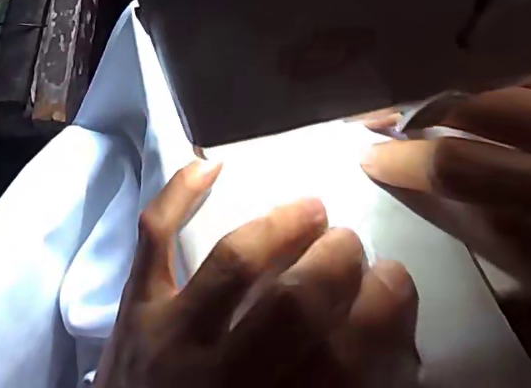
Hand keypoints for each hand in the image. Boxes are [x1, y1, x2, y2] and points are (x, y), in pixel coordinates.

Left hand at [98, 159, 420, 387]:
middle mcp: (221, 377)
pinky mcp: (135, 310)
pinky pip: (154, 239)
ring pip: (232, 262)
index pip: (341, 360)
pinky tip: (210, 164)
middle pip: (289, 306)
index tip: (396, 276)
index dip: (380, 309)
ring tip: (312, 208)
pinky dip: (178, 195)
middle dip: (333, 262)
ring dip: (280, 226)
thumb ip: (336, 379)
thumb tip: (392, 330)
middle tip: (350, 243)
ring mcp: (171, 338)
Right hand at [360, 63, 530, 362]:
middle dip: (411, 105)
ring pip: (500, 67)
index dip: (407, 160)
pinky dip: (496, 68)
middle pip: (473, 96)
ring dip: (448, 80)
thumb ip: (510, 242)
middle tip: (369, 113)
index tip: (368, 158)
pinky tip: (476, 76)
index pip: (466, 163)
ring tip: (408, 91)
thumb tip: (441, 199)